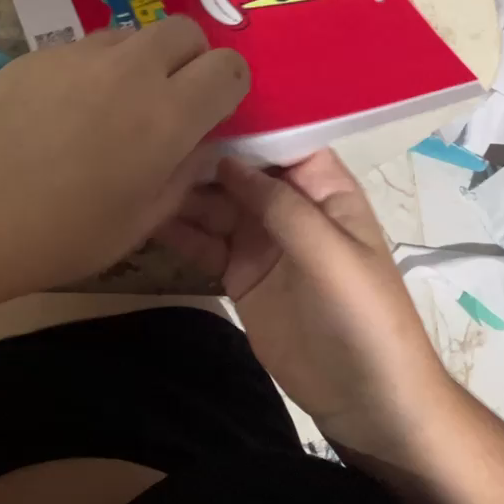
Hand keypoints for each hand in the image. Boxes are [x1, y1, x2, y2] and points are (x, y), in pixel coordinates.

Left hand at [0, 17, 248, 297]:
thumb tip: (202, 140)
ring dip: (139, 60)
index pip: (229, 67)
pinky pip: (84, 48)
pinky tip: (61, 110)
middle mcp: (130, 69)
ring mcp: (79, 54)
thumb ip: (185, 171)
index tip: (212, 111)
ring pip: (132, 34)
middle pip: (184, 30)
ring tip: (111, 105)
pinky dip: (91, 69)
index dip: (228, 87)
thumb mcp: (142, 220)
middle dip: (190, 58)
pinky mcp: (38, 54)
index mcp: (168, 115)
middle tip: (168, 99)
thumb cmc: (62, 235)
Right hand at [158, 150, 455, 458]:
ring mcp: (260, 239)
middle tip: (151, 141)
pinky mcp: (237, 273)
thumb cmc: (364, 317)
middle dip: (200, 157)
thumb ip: (280, 205)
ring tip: (138, 175)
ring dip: (181, 192)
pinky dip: (176, 229)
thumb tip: (226, 162)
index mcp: (323, 189)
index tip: (196, 101)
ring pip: (214, 203)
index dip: (243, 123)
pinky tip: (142, 216)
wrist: (366, 401)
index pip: (280, 141)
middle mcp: (288, 206)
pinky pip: (202, 242)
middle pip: (238, 169)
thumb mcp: (331, 254)